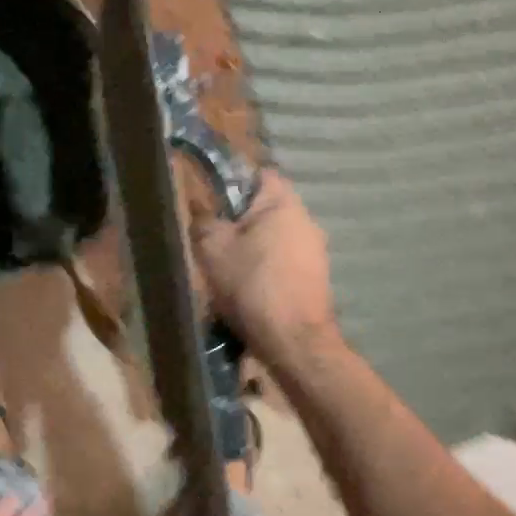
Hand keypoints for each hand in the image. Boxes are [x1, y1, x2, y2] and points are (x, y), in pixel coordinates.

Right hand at [191, 170, 336, 358]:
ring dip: (249, 249)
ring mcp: (314, 252)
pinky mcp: (314, 280)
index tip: (209, 198)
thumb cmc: (252, 285)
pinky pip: (281, 263)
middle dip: (237, 221)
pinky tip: (244, 291)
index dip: (231, 180)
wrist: (293, 342)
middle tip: (210, 238)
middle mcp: (306, 221)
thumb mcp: (212, 248)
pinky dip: (262, 271)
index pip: (258, 173)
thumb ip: (204, 220)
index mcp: (283, 203)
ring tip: (224, 269)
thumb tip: (201, 210)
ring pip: (272, 238)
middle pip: (264, 209)